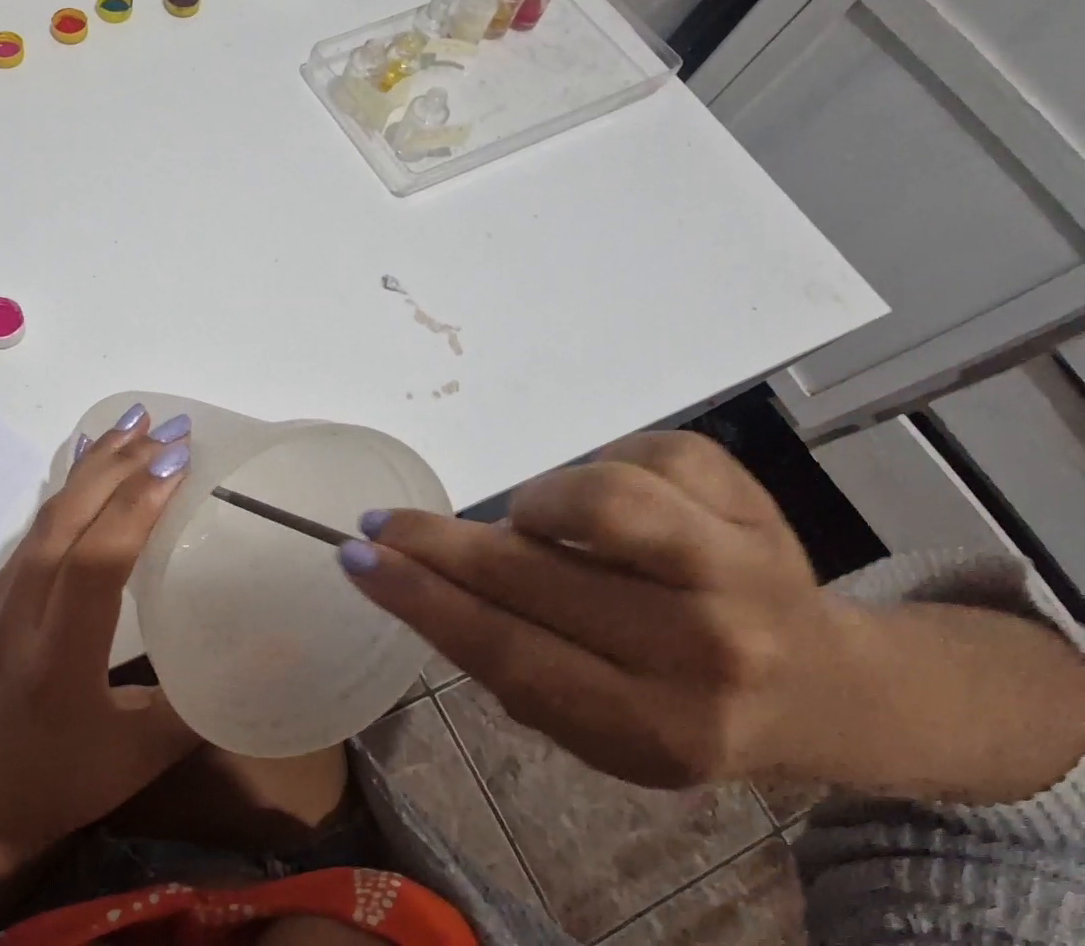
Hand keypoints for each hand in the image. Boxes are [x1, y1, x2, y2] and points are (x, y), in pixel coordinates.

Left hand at [0, 404, 200, 850]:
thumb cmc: (73, 779)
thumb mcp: (148, 752)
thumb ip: (208, 698)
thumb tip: (277, 649)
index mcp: (58, 662)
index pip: (94, 565)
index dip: (135, 507)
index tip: (179, 461)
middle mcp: (17, 621)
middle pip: (63, 524)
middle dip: (118, 466)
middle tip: (170, 426)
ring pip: (44, 519)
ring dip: (92, 467)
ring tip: (136, 423)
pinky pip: (33, 531)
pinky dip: (68, 490)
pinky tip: (93, 463)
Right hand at [337, 432, 849, 788]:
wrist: (824, 690)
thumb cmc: (677, 706)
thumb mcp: (591, 721)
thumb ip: (512, 660)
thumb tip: (420, 574)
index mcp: (651, 727)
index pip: (506, 649)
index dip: (419, 597)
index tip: (357, 559)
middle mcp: (705, 655)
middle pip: (533, 574)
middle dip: (436, 542)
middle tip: (383, 522)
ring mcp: (743, 573)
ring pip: (601, 498)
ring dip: (537, 505)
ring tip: (534, 524)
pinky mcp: (757, 507)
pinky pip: (645, 454)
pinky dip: (601, 469)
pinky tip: (611, 508)